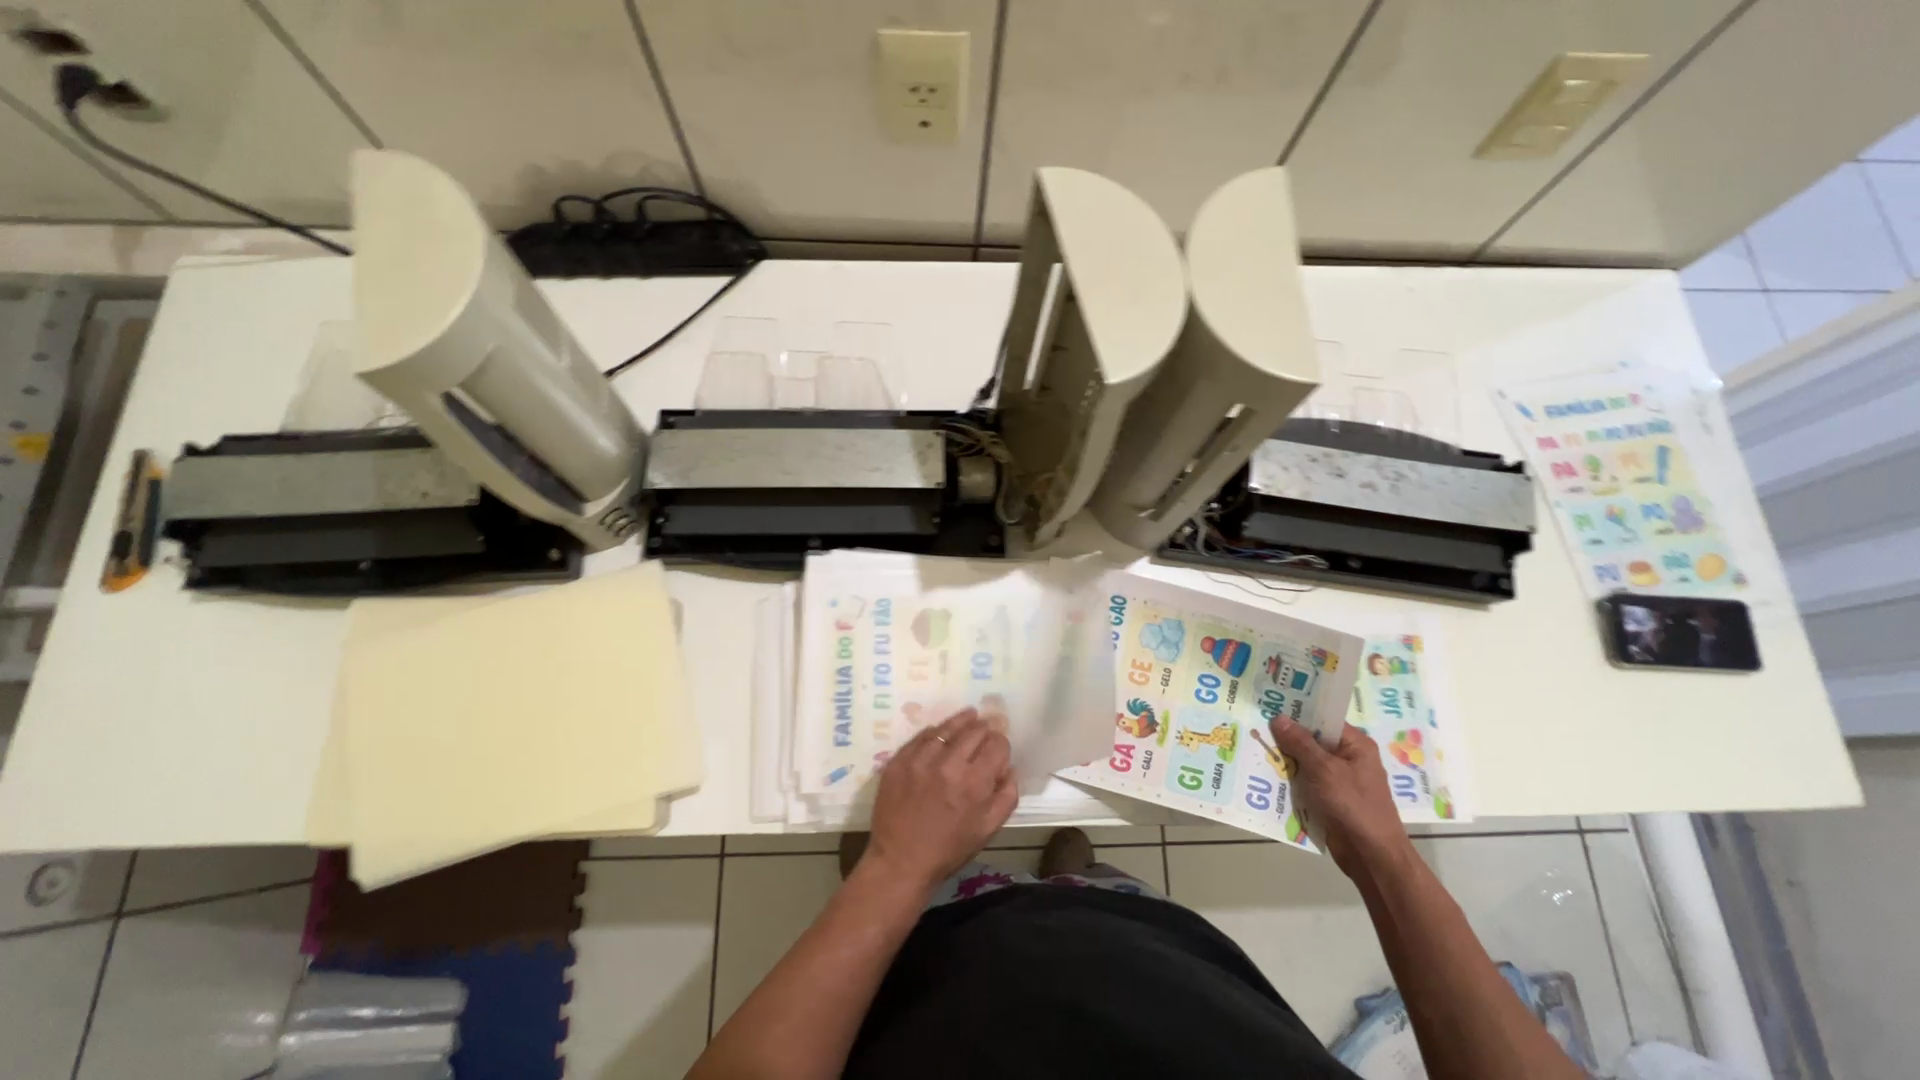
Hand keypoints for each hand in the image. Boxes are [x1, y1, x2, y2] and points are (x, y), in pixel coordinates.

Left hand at [864, 708, 1018, 892]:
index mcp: (975, 783)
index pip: (997, 744)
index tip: (999, 747)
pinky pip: (921, 737)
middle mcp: (949, 764)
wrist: (901, 861)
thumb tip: (1009, 769)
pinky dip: (935, 732)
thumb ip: (1006, 796)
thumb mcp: (988, 829)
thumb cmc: (949, 849)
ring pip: (947, 728)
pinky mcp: (899, 761)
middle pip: (974, 730)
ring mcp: (921, 760)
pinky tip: (940, 731)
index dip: (1001, 743)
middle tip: (987, 726)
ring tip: (969, 715)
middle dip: (984, 728)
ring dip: (961, 722)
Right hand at [1269, 717, 1412, 879]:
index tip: (1269, 705)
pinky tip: (1263, 776)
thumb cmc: (1353, 805)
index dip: (1298, 713)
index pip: (1323, 720)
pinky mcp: (1328, 800)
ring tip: (1252, 749)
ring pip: (1305, 763)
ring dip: (1284, 761)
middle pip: (1312, 741)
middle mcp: (1348, 759)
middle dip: (1285, 738)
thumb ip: (1301, 743)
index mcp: (1355, 745)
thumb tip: (1279, 718)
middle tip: (1254, 727)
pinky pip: (1304, 783)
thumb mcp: (1324, 770)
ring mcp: (1337, 780)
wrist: (1370, 854)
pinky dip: (1288, 781)